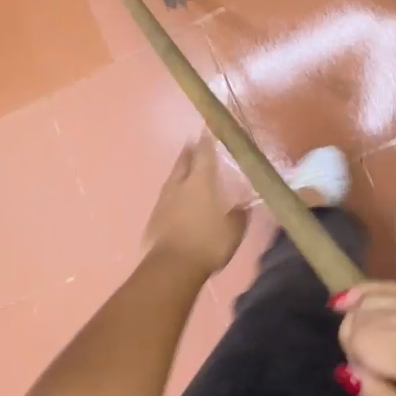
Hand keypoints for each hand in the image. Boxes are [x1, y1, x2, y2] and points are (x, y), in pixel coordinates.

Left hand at [141, 135, 247, 275]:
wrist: (172, 265)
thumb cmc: (208, 243)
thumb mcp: (233, 230)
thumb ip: (239, 214)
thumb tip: (242, 206)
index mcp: (200, 183)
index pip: (204, 155)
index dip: (206, 141)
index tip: (207, 130)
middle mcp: (179, 186)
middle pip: (183, 162)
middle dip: (189, 152)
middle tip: (192, 145)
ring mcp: (163, 201)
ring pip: (172, 179)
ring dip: (179, 172)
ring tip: (185, 171)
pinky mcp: (154, 217)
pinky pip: (166, 198)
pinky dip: (173, 194)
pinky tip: (177, 200)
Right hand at [334, 282, 395, 395]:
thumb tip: (348, 371)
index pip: (362, 339)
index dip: (357, 367)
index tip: (377, 392)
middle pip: (363, 315)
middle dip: (354, 345)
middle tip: (376, 378)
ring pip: (370, 298)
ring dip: (359, 324)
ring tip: (372, 356)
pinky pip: (387, 288)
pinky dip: (365, 299)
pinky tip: (350, 308)